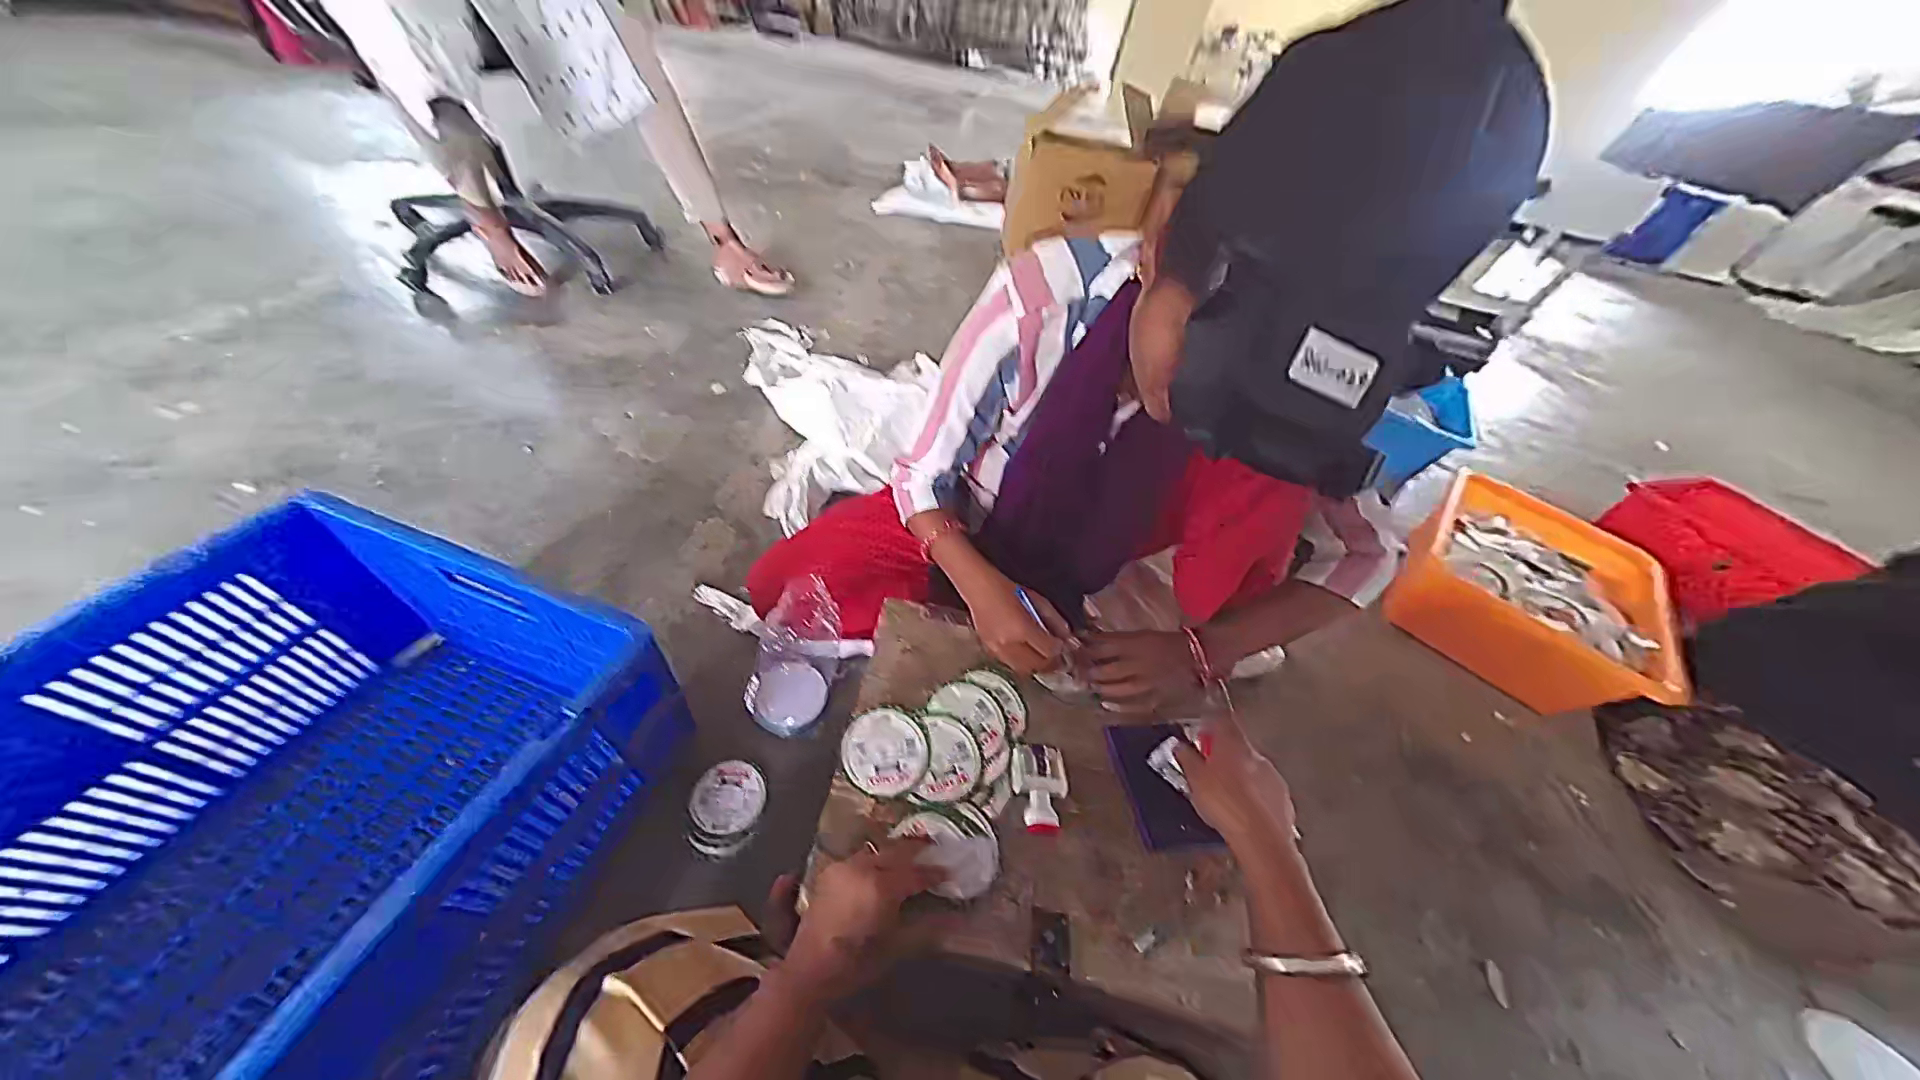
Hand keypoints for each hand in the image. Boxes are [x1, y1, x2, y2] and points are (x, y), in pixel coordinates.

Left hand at [776, 838, 943, 998]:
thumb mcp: (894, 947)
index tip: (947, 872)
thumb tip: (954, 919)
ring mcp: (843, 867)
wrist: (809, 970)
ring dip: (894, 852)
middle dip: (915, 850)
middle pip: (895, 851)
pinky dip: (875, 858)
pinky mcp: (830, 871)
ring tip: (908, 854)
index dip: (932, 873)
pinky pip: (859, 857)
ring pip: (877, 851)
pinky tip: (881, 866)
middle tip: (932, 848)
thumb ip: (924, 927)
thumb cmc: (855, 964)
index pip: (914, 873)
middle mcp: (862, 869)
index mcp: (881, 887)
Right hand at [967, 578, 1071, 675]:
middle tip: (1056, 657)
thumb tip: (1066, 635)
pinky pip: (1010, 664)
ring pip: (1023, 670)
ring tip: (1041, 658)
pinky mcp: (989, 650)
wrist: (979, 589)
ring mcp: (997, 649)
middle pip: (1037, 665)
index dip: (1058, 650)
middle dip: (1049, 663)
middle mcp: (1010, 643)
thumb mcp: (1036, 600)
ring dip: (1035, 666)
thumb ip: (1054, 619)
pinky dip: (1020, 663)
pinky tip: (1024, 654)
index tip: (1060, 645)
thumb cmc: (1008, 590)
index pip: (1048, 650)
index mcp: (1023, 629)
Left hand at [1082, 630, 1200, 712]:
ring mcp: (1146, 687)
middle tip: (1078, 674)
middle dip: (1088, 673)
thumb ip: (1114, 640)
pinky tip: (1104, 707)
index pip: (1101, 647)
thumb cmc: (1167, 644)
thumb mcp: (1140, 635)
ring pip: (1114, 692)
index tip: (1074, 652)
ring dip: (1099, 690)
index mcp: (1136, 645)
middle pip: (1104, 672)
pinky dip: (1113, 709)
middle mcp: (1139, 666)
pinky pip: (1129, 710)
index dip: (1084, 651)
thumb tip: (1086, 639)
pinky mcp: (1155, 704)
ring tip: (1092, 688)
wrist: (1200, 657)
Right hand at [1172, 714, 1296, 855]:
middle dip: (1223, 754)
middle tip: (1206, 768)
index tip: (1203, 731)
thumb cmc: (1226, 806)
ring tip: (1222, 795)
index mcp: (1233, 744)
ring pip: (1252, 768)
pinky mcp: (1283, 799)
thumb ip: (1186, 758)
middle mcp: (1256, 756)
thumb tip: (1180, 747)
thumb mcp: (1194, 779)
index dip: (1211, 723)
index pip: (1222, 720)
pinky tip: (1241, 810)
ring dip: (1239, 776)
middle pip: (1237, 745)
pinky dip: (1253, 795)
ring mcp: (1272, 777)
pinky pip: (1264, 790)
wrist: (1261, 840)